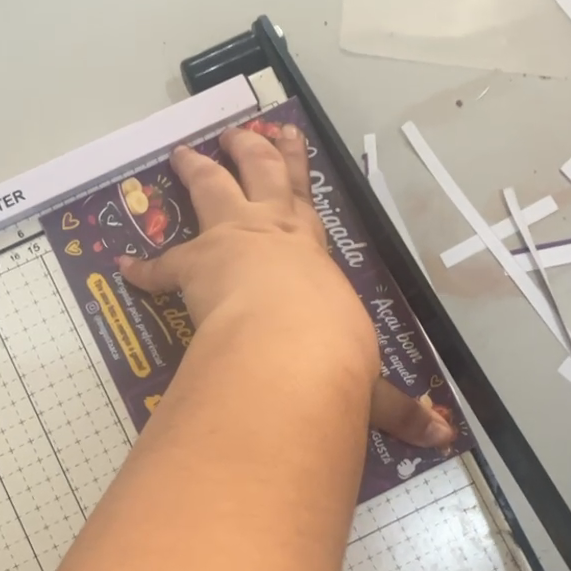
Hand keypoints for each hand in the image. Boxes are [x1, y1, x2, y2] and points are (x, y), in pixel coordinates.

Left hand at [120, 126, 454, 448]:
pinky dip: (146, 267)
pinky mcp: (199, 263)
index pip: (306, 207)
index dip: (297, 175)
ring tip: (184, 152)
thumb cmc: (334, 349)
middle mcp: (277, 235)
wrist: (294, 342)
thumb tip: (443, 439)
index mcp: (314, 254)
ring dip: (202, 171)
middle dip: (253, 154)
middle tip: (240, 131)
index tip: (290, 146)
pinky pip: (165, 263)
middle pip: (264, 180)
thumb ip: (397, 409)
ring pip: (216, 191)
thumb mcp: (367, 380)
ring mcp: (237, 240)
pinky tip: (126, 267)